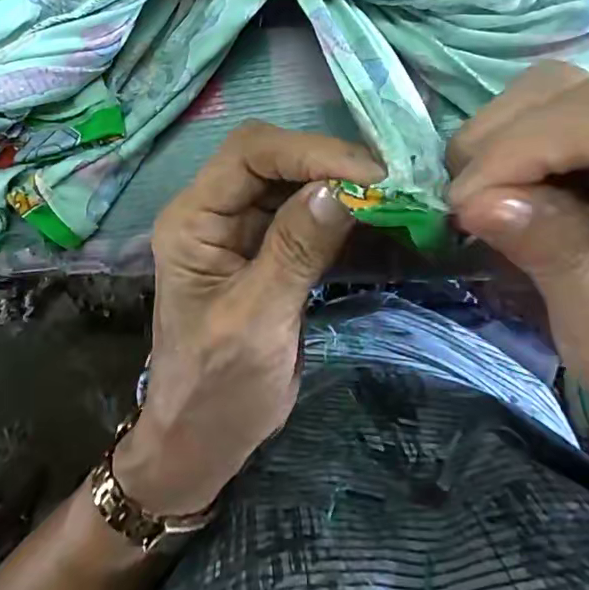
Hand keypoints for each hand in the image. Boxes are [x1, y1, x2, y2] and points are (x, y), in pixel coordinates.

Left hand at [115, 122, 384, 515]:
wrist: (201, 437)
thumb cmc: (218, 387)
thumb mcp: (258, 320)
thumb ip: (296, 249)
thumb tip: (343, 188)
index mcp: (192, 220)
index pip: (248, 154)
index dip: (310, 152)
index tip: (374, 174)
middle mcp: (211, 212)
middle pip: (270, 159)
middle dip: (330, 162)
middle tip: (394, 182)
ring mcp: (237, 230)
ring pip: (291, 183)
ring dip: (341, 184)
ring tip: (396, 196)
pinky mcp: (263, 251)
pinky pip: (303, 216)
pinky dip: (340, 214)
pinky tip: (377, 220)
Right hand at [447, 62, 588, 507]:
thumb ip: (559, 260)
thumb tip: (477, 200)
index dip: (532, 143)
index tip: (467, 199)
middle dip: (507, 139)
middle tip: (464, 204)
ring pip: (561, 95)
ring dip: (499, 139)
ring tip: (477, 198)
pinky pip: (548, 121)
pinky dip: (504, 149)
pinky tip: (497, 192)